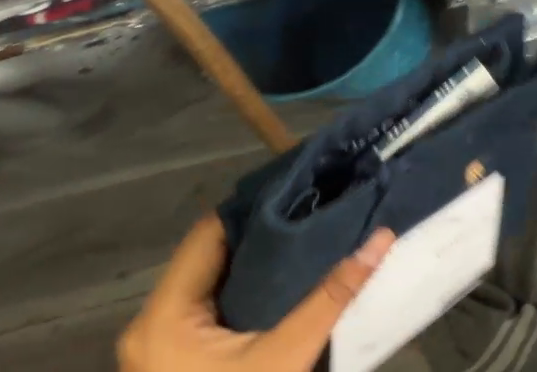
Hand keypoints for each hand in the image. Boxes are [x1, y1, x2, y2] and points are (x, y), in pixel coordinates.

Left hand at [118, 215, 394, 371]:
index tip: (308, 181)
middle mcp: (154, 322)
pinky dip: (251, 282)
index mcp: (164, 315)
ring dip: (261, 254)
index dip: (257, 203)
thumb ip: (332, 295)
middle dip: (267, 226)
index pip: (210, 232)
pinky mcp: (179, 357)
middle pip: (212, 253)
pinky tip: (292, 273)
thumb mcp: (285, 356)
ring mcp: (163, 342)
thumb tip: (382, 236)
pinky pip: (215, 302)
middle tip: (321, 201)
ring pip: (215, 277)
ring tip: (314, 227)